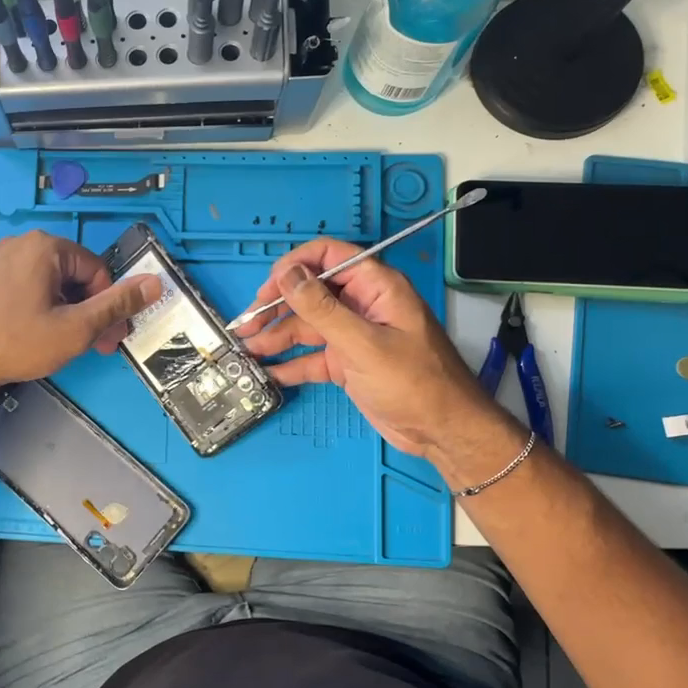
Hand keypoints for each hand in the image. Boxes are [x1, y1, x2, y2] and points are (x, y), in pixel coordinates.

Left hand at [0, 231, 160, 407]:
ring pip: (44, 283)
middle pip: (70, 275)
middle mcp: (18, 244)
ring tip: (55, 345)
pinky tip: (27, 337)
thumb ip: (116, 305)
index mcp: (44, 247)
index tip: (108, 339)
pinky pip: (19, 287)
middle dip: (85, 311)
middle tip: (89, 347)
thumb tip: (155, 283)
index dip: (107, 307)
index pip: (95, 271)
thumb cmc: (14, 344)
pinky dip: (33, 308)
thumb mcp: (75, 329)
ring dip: (61, 311)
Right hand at [234, 240, 516, 465]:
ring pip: (306, 327)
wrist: (442, 431)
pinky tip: (267, 372)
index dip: (295, 266)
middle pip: (310, 294)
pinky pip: (311, 356)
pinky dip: (290, 363)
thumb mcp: (363, 343)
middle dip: (276, 307)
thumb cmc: (414, 382)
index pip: (329, 257)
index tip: (267, 288)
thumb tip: (289, 274)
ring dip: (276, 337)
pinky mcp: (347, 364)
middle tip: (246, 325)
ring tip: (246, 351)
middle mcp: (361, 306)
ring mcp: (353, 336)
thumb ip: (322, 308)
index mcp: (375, 287)